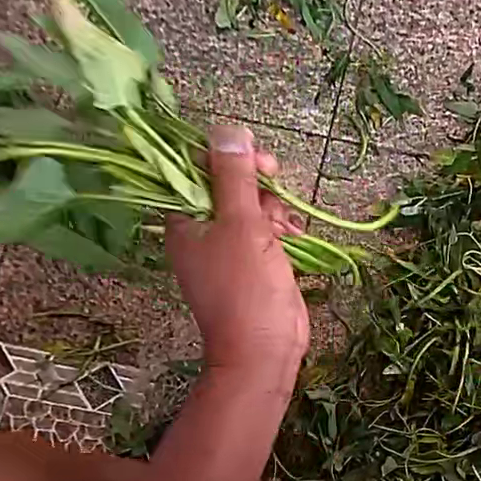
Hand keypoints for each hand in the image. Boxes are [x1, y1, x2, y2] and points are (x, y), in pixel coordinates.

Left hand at [164, 126, 309, 380]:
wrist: (263, 351)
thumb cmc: (246, 291)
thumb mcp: (241, 226)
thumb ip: (234, 176)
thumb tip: (229, 130)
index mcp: (185, 221)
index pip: (198, 169)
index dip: (228, 157)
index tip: (258, 161)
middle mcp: (202, 232)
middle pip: (229, 186)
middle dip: (257, 183)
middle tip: (277, 181)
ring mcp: (229, 250)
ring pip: (252, 208)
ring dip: (273, 208)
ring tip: (288, 225)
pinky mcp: (254, 265)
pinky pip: (265, 233)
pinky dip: (281, 229)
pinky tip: (295, 235)